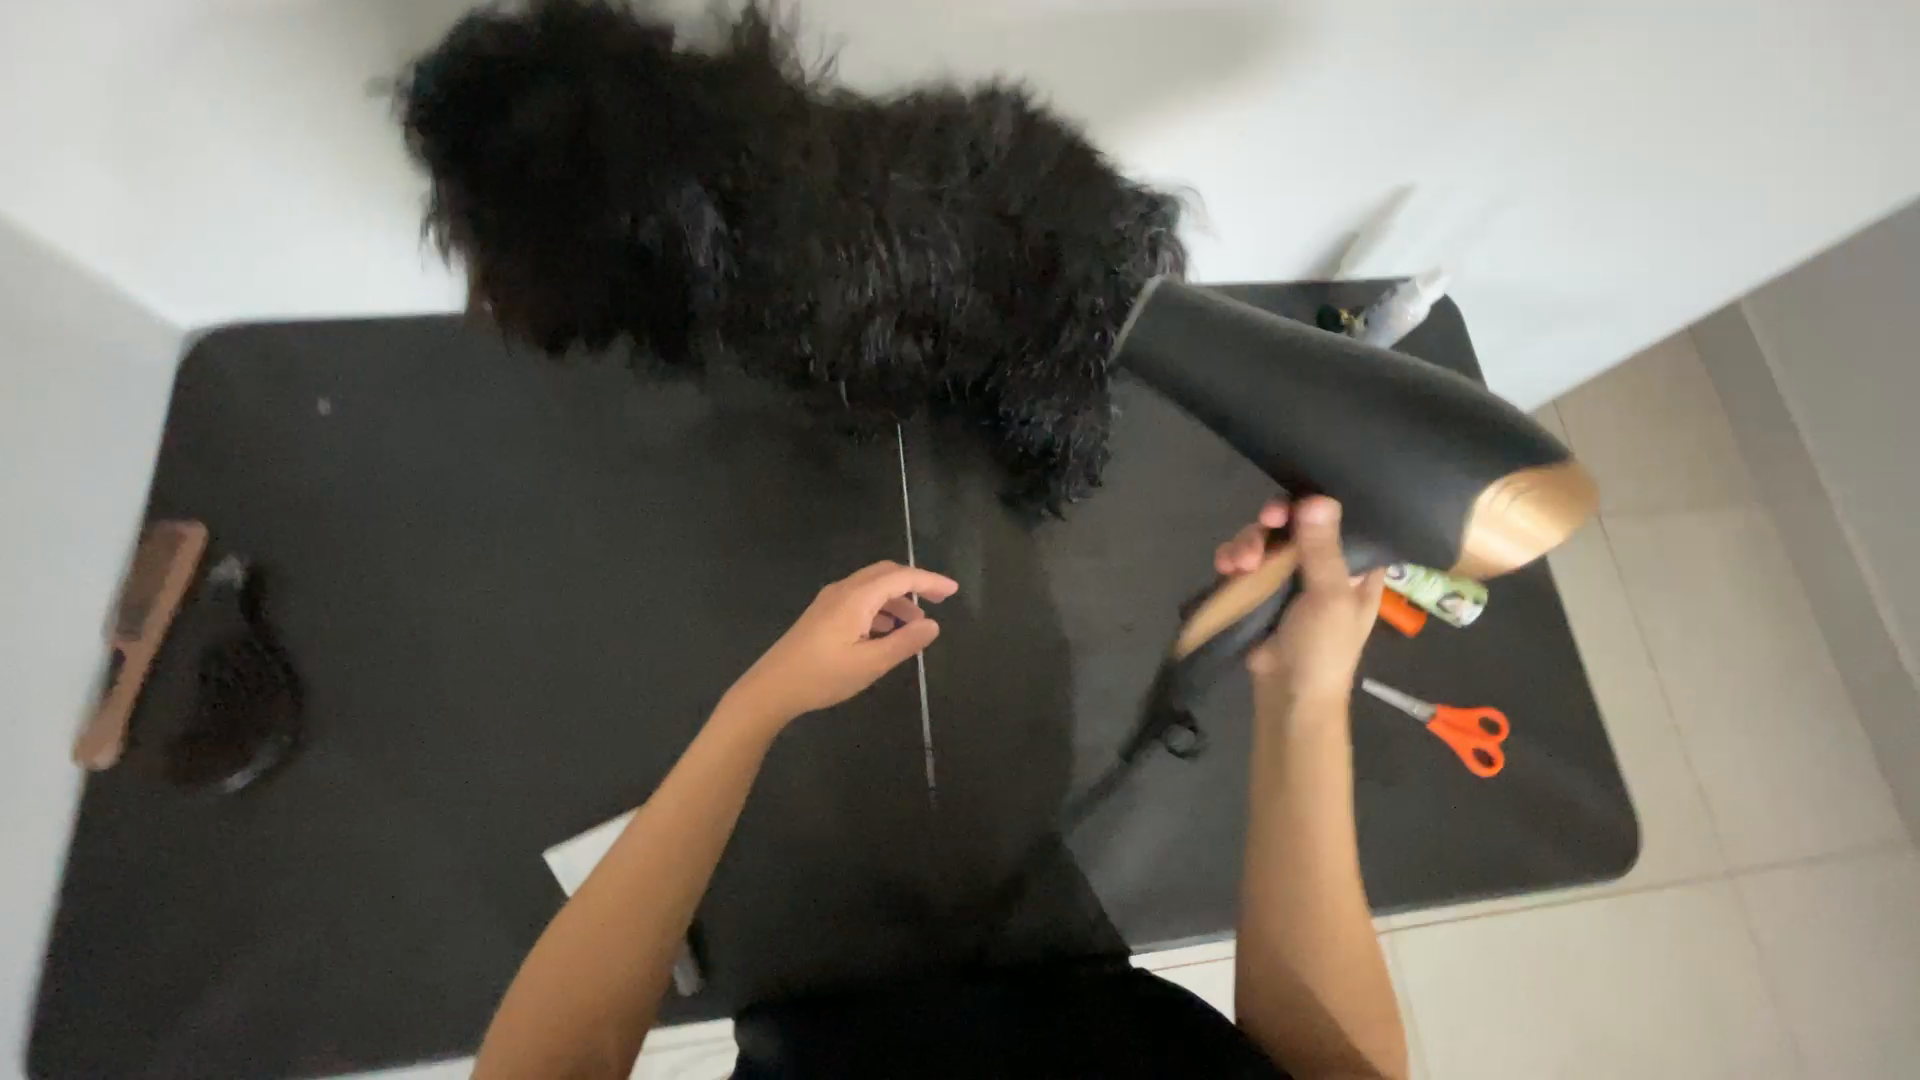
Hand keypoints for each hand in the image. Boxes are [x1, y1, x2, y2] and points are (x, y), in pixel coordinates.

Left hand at [721, 561, 958, 729]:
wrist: (771, 689)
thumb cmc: (822, 677)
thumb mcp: (870, 664)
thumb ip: (904, 643)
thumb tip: (933, 625)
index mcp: (856, 598)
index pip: (901, 578)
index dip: (930, 581)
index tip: (953, 591)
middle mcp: (843, 591)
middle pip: (886, 574)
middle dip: (915, 584)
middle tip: (940, 601)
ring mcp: (830, 601)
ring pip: (872, 587)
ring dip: (897, 600)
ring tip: (916, 626)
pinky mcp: (823, 614)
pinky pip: (860, 599)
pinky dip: (881, 608)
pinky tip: (887, 632)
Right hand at [1215, 496, 1384, 711]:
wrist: (1288, 696)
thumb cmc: (1324, 650)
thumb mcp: (1330, 597)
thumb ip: (1322, 548)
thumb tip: (1318, 499)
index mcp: (1353, 565)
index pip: (1338, 520)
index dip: (1315, 506)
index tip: (1295, 505)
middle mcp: (1320, 565)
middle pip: (1294, 524)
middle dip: (1273, 524)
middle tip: (1264, 524)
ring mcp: (1287, 579)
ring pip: (1264, 541)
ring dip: (1247, 544)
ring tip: (1237, 563)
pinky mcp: (1258, 591)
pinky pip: (1243, 562)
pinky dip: (1232, 559)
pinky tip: (1226, 569)